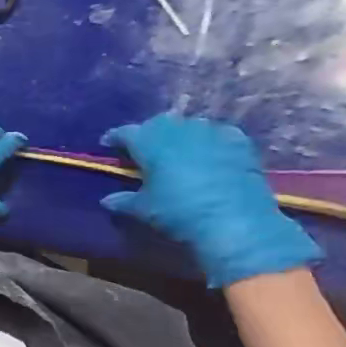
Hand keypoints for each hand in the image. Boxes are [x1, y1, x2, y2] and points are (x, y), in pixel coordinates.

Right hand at [100, 114, 321, 287]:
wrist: (236, 223)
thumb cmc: (179, 213)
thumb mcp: (144, 210)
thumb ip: (124, 201)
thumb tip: (106, 201)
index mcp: (149, 142)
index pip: (125, 132)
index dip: (115, 138)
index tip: (108, 145)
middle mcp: (177, 129)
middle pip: (157, 124)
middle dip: (148, 134)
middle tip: (144, 150)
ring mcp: (210, 132)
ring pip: (188, 125)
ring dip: (179, 135)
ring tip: (178, 151)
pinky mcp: (238, 141)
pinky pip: (218, 134)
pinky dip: (210, 141)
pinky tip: (210, 155)